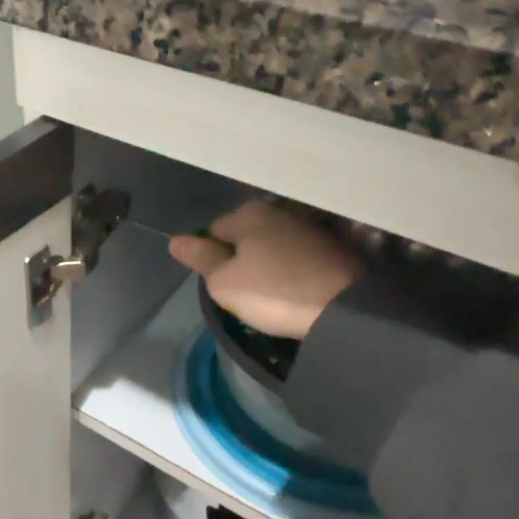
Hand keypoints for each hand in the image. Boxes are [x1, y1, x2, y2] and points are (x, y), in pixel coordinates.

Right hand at [169, 200, 364, 338]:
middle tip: (243, 292)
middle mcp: (279, 210)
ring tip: (270, 294)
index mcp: (249, 213)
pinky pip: (297, 256)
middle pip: (244, 236)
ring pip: (272, 245)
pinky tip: (294, 291)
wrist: (342, 307)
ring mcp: (309, 226)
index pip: (213, 231)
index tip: (220, 284)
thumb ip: (200, 259)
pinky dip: (291, 270)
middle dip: (240, 258)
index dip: (211, 258)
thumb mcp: (224, 282)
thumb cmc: (272, 292)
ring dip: (266, 264)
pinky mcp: (332, 246)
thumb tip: (175, 240)